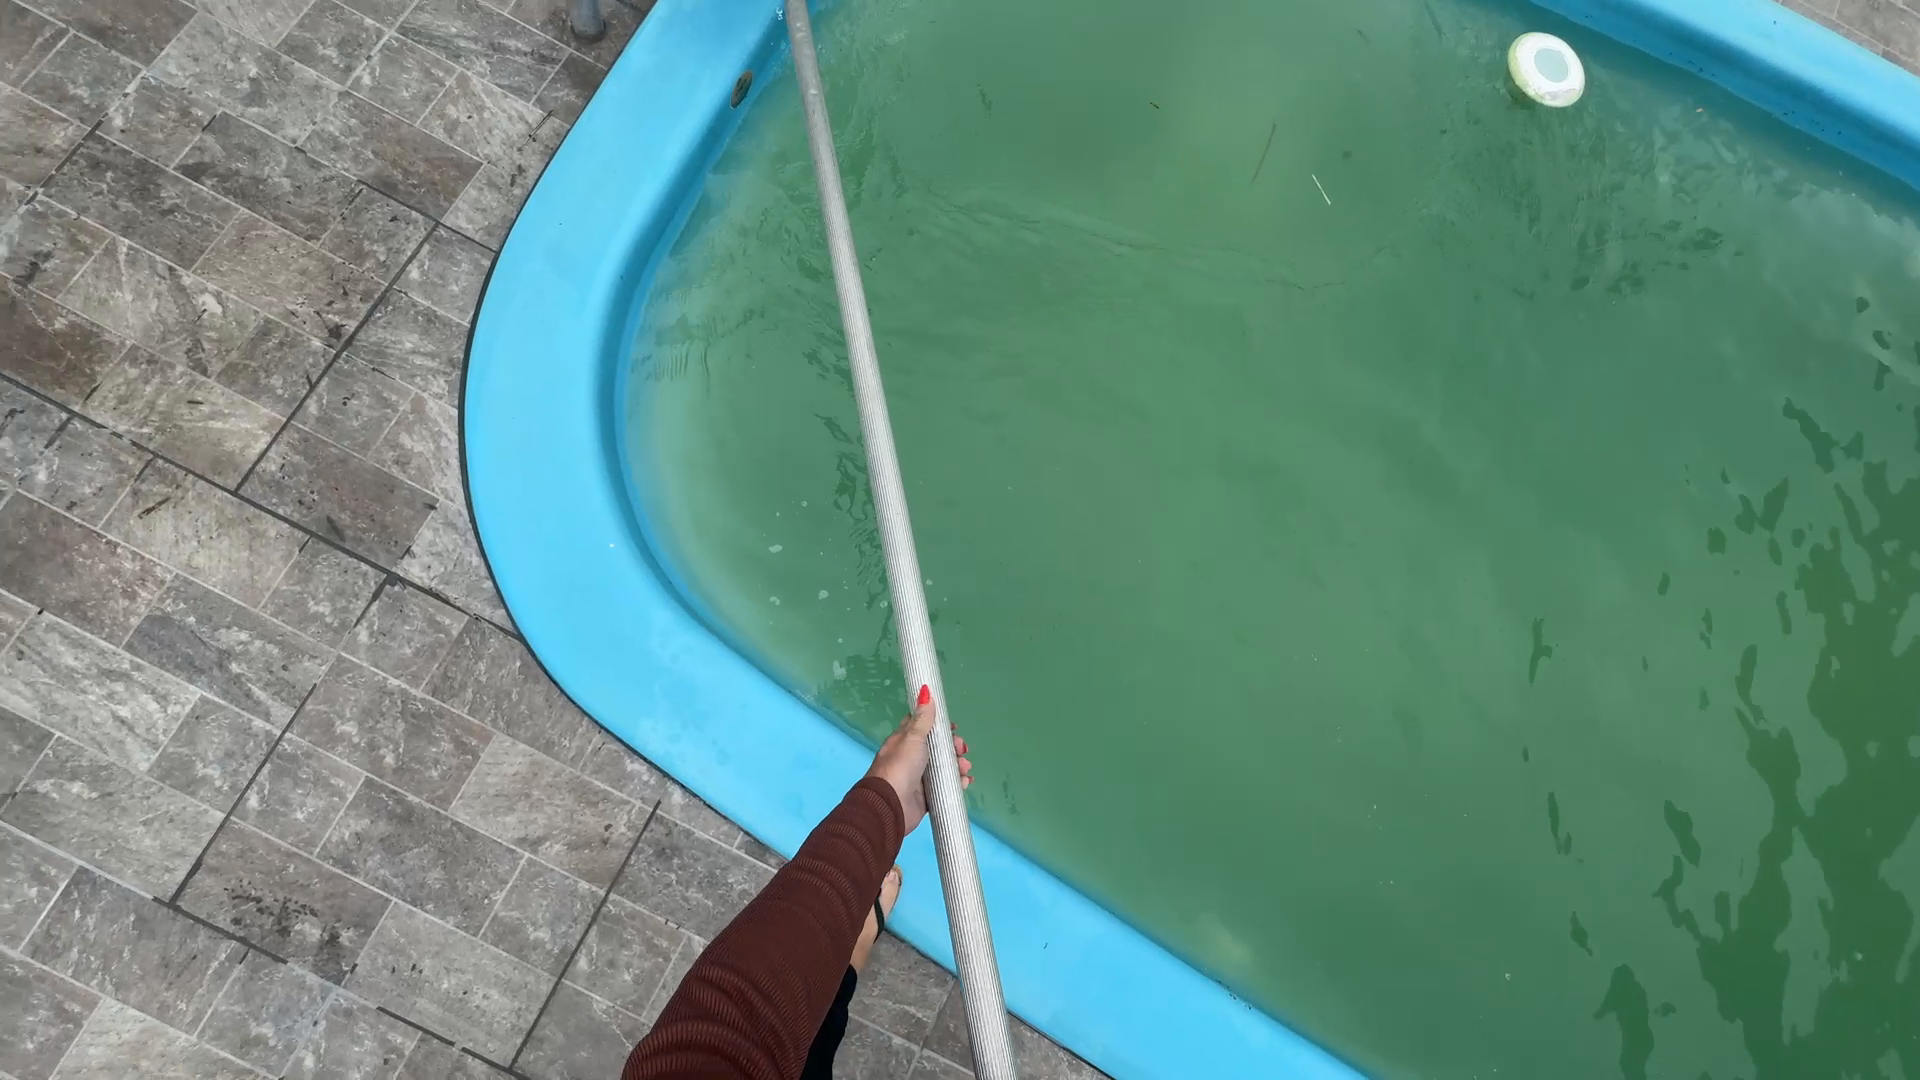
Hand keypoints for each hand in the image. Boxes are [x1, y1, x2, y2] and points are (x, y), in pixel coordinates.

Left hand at [865, 686, 971, 834]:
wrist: (890, 806)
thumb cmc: (900, 767)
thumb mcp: (912, 739)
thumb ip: (922, 719)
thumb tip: (925, 690)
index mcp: (903, 741)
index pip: (922, 726)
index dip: (938, 724)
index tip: (953, 727)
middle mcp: (911, 757)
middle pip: (937, 747)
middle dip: (953, 747)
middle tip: (962, 750)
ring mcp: (918, 777)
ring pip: (943, 766)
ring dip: (958, 765)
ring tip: (965, 768)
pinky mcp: (926, 796)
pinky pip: (945, 786)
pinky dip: (956, 783)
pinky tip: (965, 782)